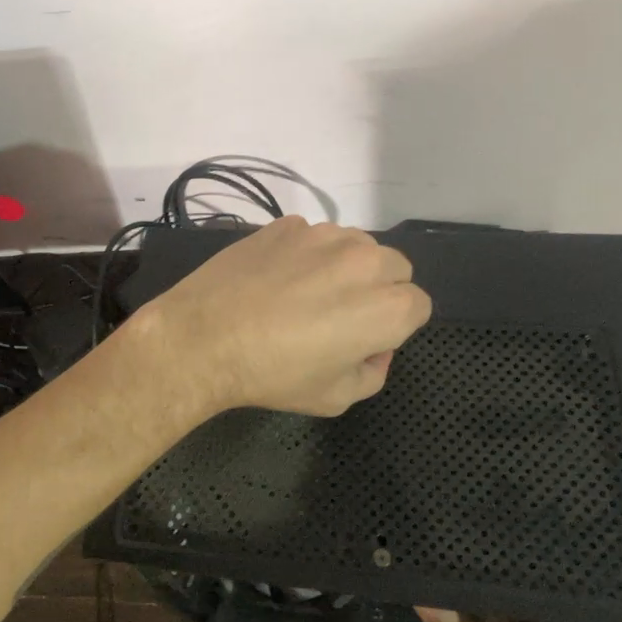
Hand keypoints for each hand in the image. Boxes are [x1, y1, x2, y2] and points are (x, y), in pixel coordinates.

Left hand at [121, 216, 431, 416]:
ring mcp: (324, 235)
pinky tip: (277, 279)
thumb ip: (374, 372)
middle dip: (379, 289)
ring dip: (346, 266)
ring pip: (356, 245)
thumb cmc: (273, 374)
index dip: (397, 325)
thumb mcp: (336, 397)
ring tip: (307, 294)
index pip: (418, 305)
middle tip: (340, 315)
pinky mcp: (287, 224)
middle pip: (394, 267)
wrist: (203, 338)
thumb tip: (375, 347)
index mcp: (388, 306)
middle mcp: (365, 259)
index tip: (367, 338)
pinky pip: (314, 236)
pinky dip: (307, 254)